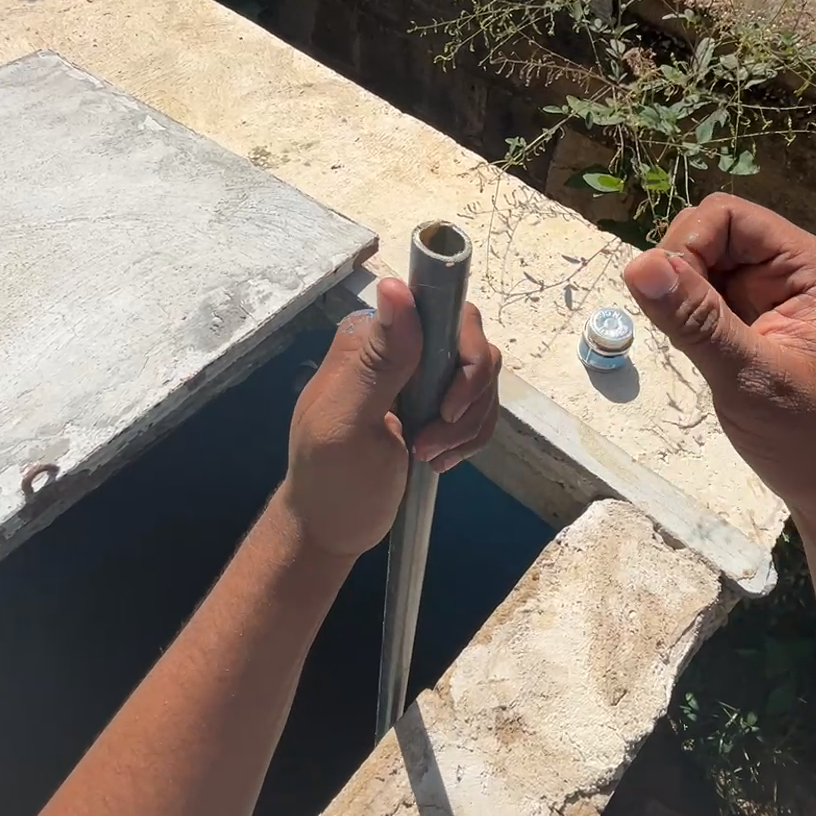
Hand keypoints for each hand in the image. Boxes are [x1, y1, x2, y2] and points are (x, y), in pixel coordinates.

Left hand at [281, 278, 501, 557]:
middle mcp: (398, 344)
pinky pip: (480, 403)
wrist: (335, 528)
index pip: (442, 312)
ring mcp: (420, 373)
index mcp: (368, 338)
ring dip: (467, 423)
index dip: (463, 354)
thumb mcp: (349, 424)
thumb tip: (397, 287)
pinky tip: (441, 458)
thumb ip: (378, 360)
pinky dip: (472, 434)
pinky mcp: (436, 400)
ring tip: (430, 455)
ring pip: (483, 376)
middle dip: (466, 400)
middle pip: (471, 344)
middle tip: (431, 443)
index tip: (447, 405)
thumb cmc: (332, 480)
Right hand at [622, 193, 815, 525]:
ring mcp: (769, 297)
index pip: (728, 216)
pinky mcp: (752, 323)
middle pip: (711, 234)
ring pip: (702, 265)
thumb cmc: (813, 440)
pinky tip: (698, 350)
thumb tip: (638, 264)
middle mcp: (788, 271)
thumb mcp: (749, 378)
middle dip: (681, 269)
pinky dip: (686, 315)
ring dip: (682, 296)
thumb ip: (695, 320)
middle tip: (680, 327)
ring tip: (694, 345)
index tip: (668, 297)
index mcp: (807, 267)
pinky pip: (704, 297)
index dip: (687, 243)